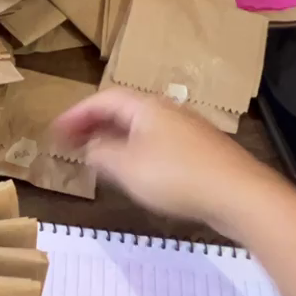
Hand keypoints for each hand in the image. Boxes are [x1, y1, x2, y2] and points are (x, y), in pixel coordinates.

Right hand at [52, 89, 286, 231]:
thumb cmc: (176, 176)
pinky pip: (156, 142)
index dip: (76, 113)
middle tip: (70, 141)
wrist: (240, 195)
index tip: (55, 130)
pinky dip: (134, 149)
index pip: (103, 99)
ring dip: (113, 138)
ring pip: (140, 127)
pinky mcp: (200, 151)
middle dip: (93, 124)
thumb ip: (100, 154)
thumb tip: (89, 147)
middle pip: (122, 110)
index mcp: (145, 107)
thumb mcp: (125, 168)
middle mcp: (166, 111)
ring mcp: (186, 130)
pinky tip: (133, 171)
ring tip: (96, 156)